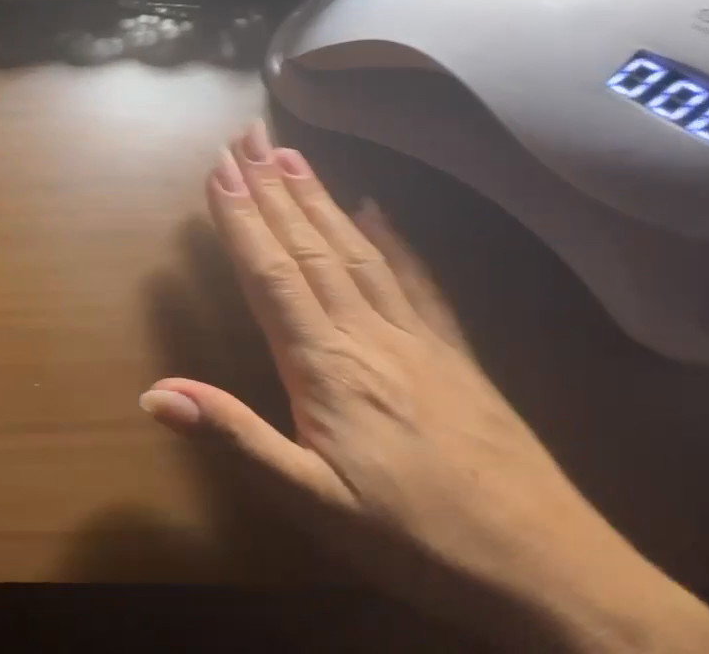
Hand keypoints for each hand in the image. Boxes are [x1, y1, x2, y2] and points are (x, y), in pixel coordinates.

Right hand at [142, 122, 708, 653]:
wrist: (554, 573)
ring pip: (358, 253)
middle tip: (248, 135)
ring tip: (293, 154)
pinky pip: (418, 284)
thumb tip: (153, 394)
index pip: (271, 275)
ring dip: (319, 200)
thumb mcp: (312, 501)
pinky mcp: (455, 357)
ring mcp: (418, 342)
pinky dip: (394, 241)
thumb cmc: (416, 538)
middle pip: (312, 248)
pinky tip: (379, 209)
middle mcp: (369, 337)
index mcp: (326, 366)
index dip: (242, 219)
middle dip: (275, 188)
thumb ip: (235, 438)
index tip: (220, 168)